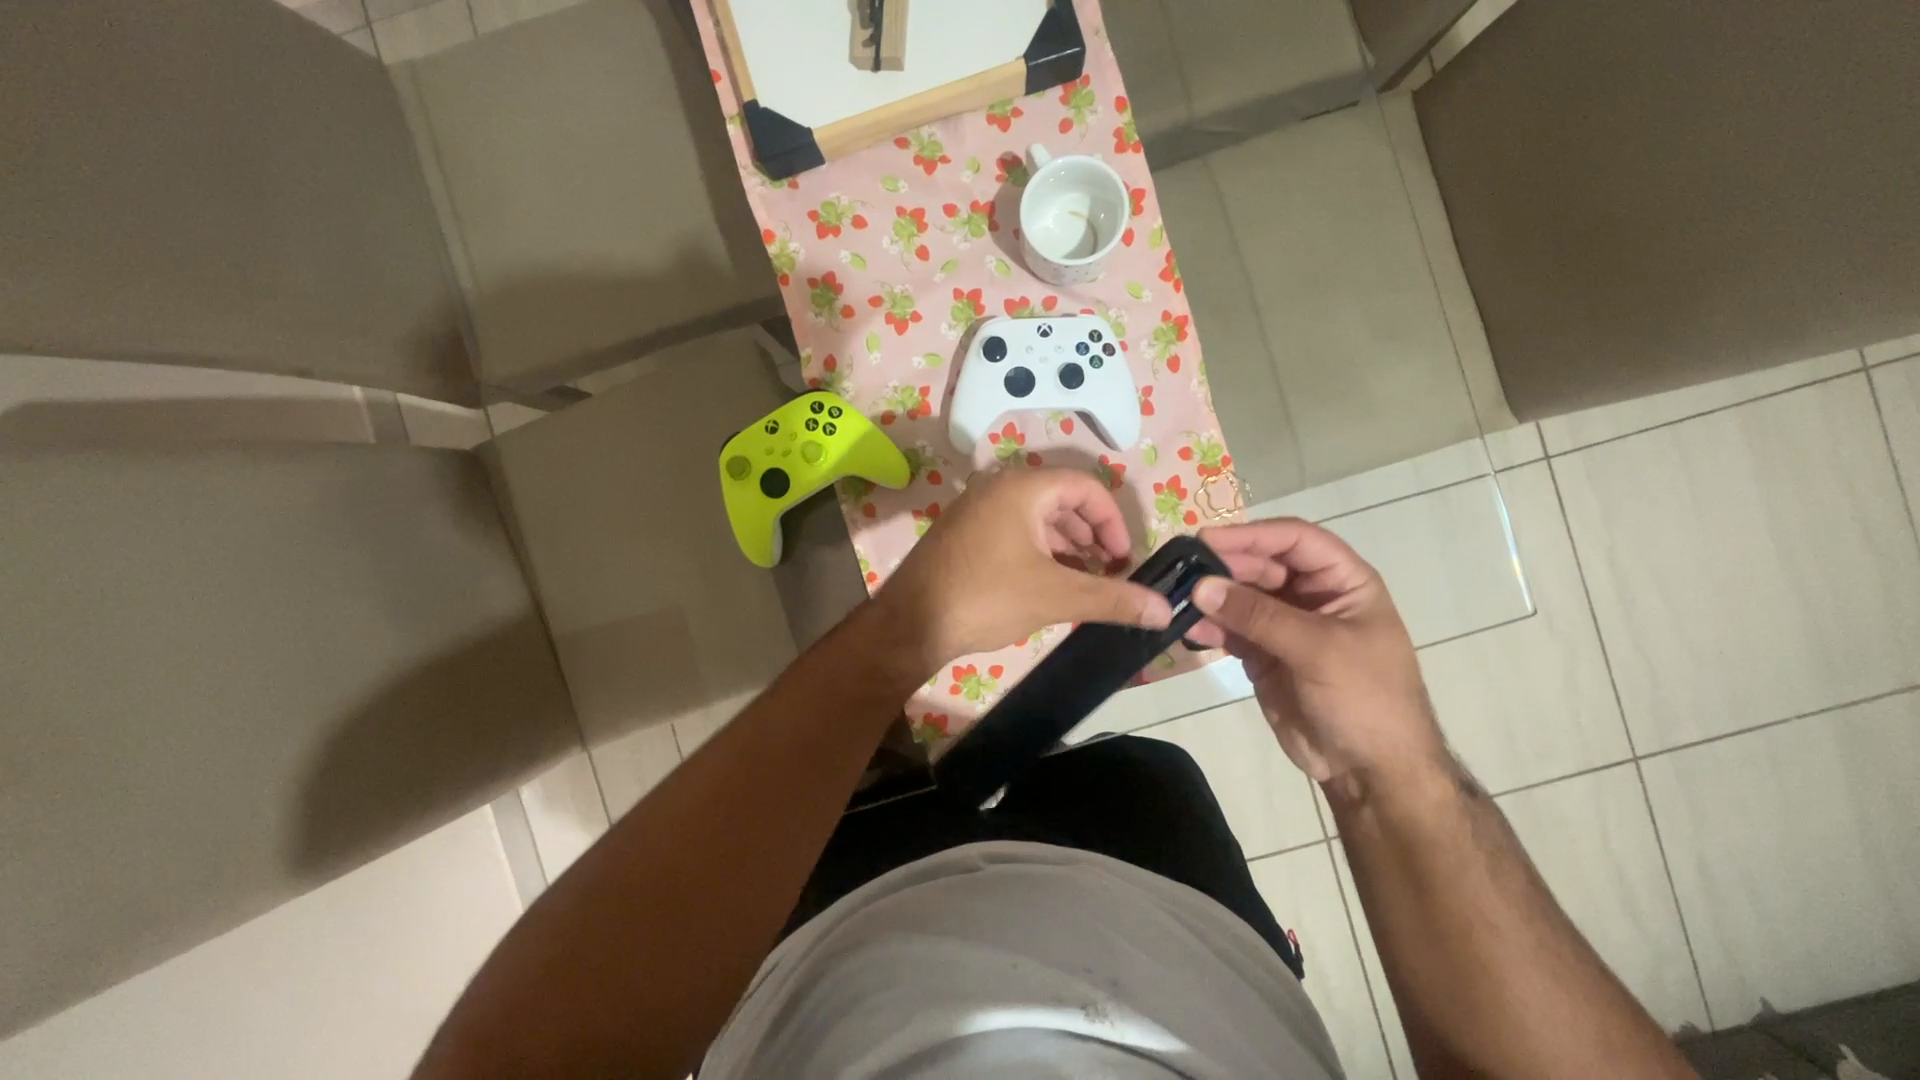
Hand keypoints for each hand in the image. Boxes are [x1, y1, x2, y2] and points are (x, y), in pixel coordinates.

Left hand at [875, 467, 1173, 675]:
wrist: (910, 625)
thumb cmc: (986, 598)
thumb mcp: (1056, 597)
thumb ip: (1113, 599)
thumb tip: (1165, 609)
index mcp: (1023, 488)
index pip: (1087, 487)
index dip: (1115, 522)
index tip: (1125, 561)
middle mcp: (999, 488)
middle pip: (1063, 501)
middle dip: (1093, 537)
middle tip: (1111, 574)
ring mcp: (977, 511)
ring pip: (1038, 519)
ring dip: (1069, 548)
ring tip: (1087, 584)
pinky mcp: (965, 535)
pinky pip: (1015, 532)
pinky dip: (1041, 554)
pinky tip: (1051, 586)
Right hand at [1183, 518, 1448, 794]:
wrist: (1371, 770)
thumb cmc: (1365, 698)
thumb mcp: (1318, 649)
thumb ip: (1259, 615)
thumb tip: (1201, 586)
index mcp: (1343, 582)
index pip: (1295, 540)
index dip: (1253, 535)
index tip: (1207, 538)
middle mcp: (1312, 596)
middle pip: (1262, 565)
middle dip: (1225, 566)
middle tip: (1182, 570)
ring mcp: (1285, 626)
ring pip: (1241, 597)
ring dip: (1211, 596)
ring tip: (1176, 598)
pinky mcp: (1263, 655)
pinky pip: (1231, 631)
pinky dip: (1209, 628)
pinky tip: (1187, 629)